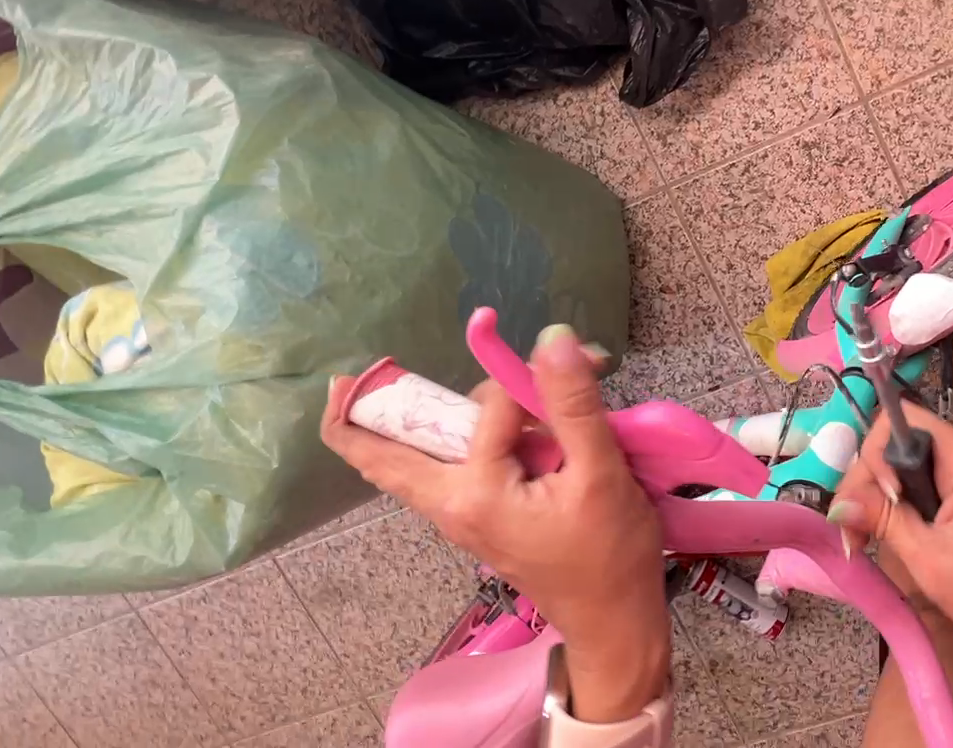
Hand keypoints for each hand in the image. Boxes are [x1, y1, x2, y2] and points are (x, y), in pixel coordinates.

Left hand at [320, 325, 668, 722]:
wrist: (613, 617)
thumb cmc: (609, 549)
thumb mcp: (599, 470)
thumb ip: (572, 403)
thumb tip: (552, 336)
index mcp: (476, 492)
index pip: (490, 405)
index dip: (532, 375)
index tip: (590, 361)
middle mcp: (453, 504)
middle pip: (387, 457)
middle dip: (361, 419)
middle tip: (339, 379)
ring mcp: (463, 515)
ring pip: (412, 464)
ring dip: (402, 427)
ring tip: (371, 389)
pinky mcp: (480, 516)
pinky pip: (441, 472)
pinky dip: (432, 444)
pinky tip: (438, 425)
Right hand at [826, 402, 952, 654]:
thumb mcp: (928, 558)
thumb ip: (882, 519)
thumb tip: (838, 504)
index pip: (900, 421)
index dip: (875, 456)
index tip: (869, 503)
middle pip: (896, 442)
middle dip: (868, 484)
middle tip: (851, 531)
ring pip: (901, 461)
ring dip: (876, 497)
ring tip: (860, 539)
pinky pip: (916, 476)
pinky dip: (895, 502)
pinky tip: (880, 532)